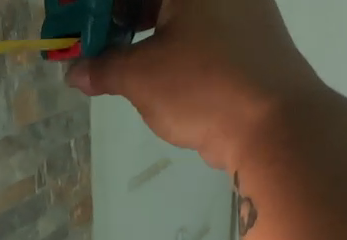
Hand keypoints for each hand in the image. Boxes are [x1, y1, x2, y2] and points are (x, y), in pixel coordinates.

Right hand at [65, 0, 330, 172]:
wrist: (272, 121)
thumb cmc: (202, 85)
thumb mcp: (141, 76)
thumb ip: (103, 68)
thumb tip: (75, 73)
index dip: (100, 7)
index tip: (78, 23)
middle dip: (118, 15)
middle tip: (87, 41)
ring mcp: (238, 7)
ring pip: (176, 9)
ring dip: (138, 28)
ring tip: (107, 56)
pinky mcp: (245, 35)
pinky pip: (195, 26)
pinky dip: (164, 40)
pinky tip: (142, 66)